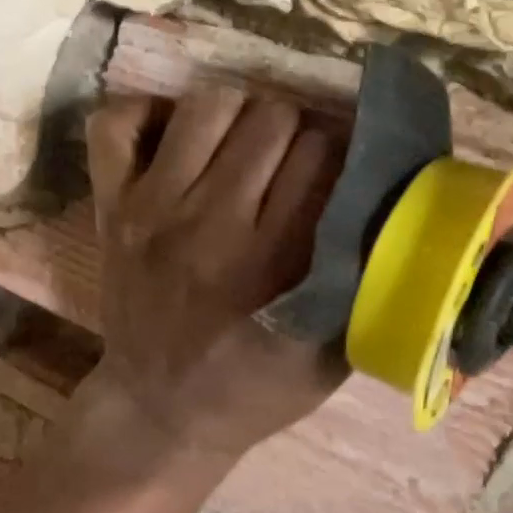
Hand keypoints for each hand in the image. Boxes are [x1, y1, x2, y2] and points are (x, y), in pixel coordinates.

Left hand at [81, 87, 350, 459]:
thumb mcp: (337, 348)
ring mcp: (152, 208)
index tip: (342, 165)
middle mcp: (211, 223)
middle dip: (295, 130)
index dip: (343, 149)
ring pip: (206, 106)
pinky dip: (146, 114)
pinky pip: (115, 123)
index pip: (325, 151)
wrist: (159, 406)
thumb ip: (373, 274)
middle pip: (271, 119)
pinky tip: (176, 138)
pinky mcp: (110, 205)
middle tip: (292, 159)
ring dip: (236, 114)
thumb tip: (402, 189)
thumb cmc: (256, 386)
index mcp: (277, 260)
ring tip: (241, 145)